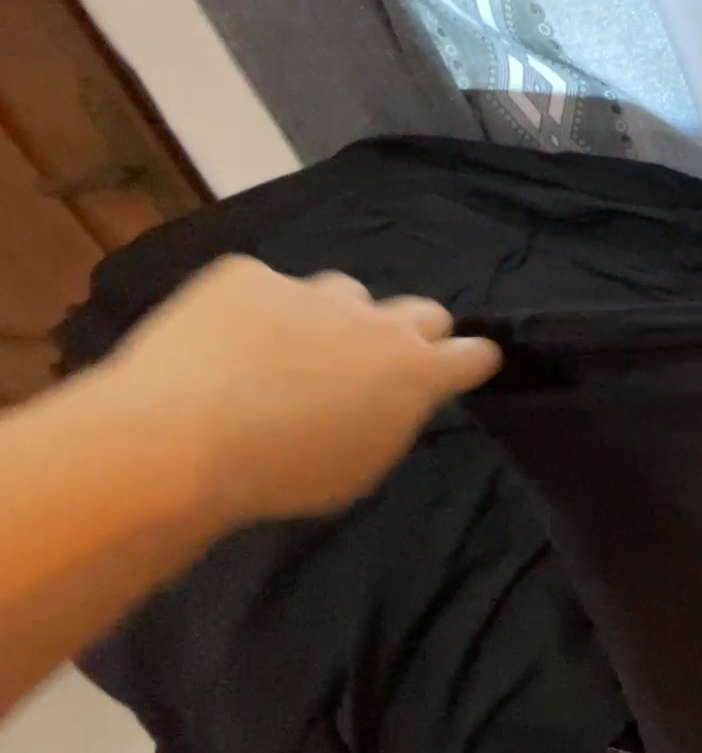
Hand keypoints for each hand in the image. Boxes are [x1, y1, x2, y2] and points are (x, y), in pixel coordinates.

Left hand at [96, 256, 500, 524]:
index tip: (461, 371)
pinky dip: (257, 309)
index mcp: (419, 372)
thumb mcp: (368, 462)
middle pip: (426, 311)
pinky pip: (266, 285)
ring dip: (335, 317)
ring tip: (290, 349)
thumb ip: (397, 417)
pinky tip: (227, 340)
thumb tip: (395, 398)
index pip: (478, 352)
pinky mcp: (246, 277)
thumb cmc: (285, 474)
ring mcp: (313, 293)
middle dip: (412, 334)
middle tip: (374, 363)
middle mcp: (381, 323)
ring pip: (346, 293)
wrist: (172, 445)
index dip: (473, 361)